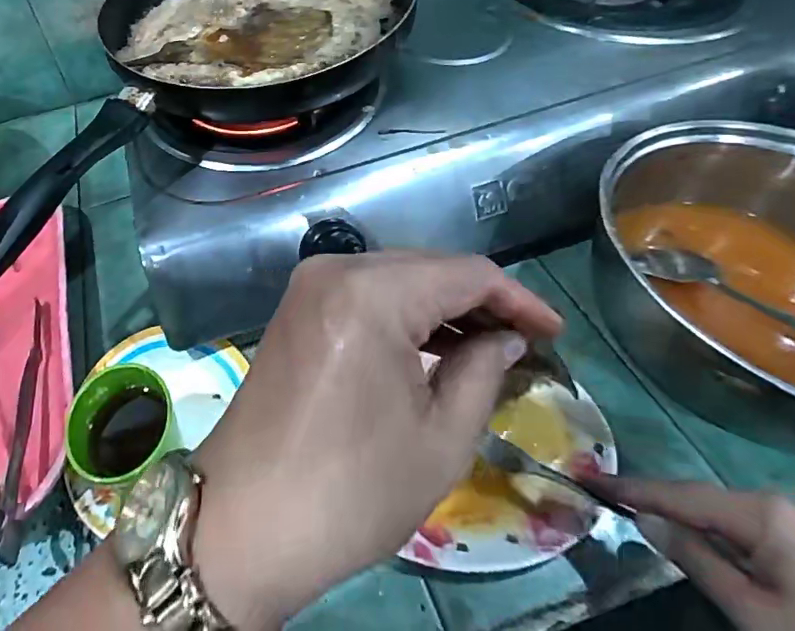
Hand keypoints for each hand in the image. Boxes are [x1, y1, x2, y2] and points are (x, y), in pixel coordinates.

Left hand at [188, 252, 562, 627]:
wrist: (240, 527)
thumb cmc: (349, 491)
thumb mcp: (440, 439)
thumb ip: (484, 370)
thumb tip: (507, 337)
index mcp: (371, 293)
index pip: (466, 273)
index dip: (518, 300)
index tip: (554, 333)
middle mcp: (337, 269)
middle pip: (430, 267)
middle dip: (483, 301)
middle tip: (527, 341)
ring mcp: (311, 285)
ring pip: (399, 277)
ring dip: (446, 307)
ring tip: (492, 345)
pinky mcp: (299, 307)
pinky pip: (368, 294)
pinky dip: (407, 314)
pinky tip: (437, 343)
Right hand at [590, 476, 794, 630]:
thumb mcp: (753, 613)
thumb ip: (697, 561)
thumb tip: (647, 520)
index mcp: (763, 512)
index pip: (683, 495)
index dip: (635, 488)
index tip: (591, 478)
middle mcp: (778, 504)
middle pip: (703, 499)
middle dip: (656, 498)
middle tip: (608, 493)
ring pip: (725, 514)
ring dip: (684, 515)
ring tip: (637, 510)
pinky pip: (748, 529)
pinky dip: (715, 533)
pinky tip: (693, 537)